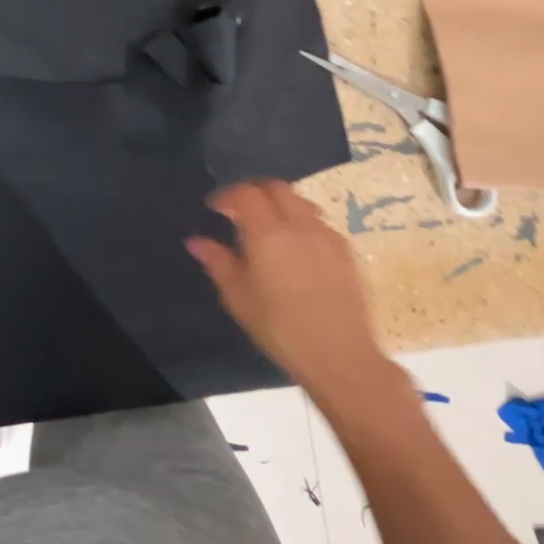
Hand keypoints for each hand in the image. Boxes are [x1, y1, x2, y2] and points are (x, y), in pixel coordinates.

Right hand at [186, 181, 398, 399]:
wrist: (340, 355)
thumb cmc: (280, 328)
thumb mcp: (239, 298)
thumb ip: (218, 262)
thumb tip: (196, 241)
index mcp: (268, 234)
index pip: (245, 194)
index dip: (226, 195)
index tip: (214, 207)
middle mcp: (300, 225)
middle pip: (276, 188)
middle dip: (254, 192)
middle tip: (239, 210)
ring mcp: (328, 236)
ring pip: (301, 202)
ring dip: (280, 204)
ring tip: (268, 225)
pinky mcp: (347, 251)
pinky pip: (320, 222)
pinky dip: (302, 221)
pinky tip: (296, 247)